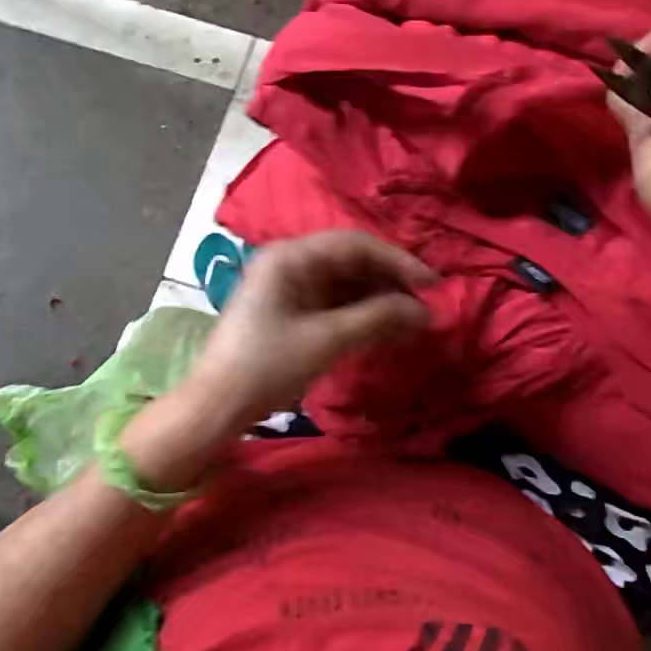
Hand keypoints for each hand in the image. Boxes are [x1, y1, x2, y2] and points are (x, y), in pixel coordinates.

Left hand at [182, 230, 436, 428]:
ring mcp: (290, 288)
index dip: (398, 261)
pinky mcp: (291, 312)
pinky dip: (362, 317)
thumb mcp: (326, 340)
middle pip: (352, 262)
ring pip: (346, 285)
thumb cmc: (266, 366)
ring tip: (414, 325)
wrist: (216, 406)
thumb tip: (425, 311)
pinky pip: (335, 305)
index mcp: (290, 256)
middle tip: (427, 308)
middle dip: (391, 284)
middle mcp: (290, 263)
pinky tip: (388, 333)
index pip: (356, 244)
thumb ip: (377, 318)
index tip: (433, 285)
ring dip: (380, 302)